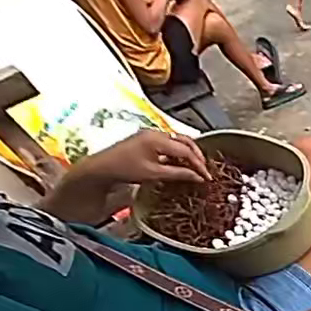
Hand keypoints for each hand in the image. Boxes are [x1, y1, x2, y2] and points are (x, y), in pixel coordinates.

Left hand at [72, 129, 211, 189]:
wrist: (103, 167)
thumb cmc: (126, 169)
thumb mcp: (155, 174)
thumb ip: (179, 174)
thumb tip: (198, 177)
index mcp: (157, 139)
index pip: (186, 150)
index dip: (199, 164)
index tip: (207, 177)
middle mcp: (155, 133)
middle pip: (184, 141)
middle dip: (197, 155)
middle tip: (205, 170)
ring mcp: (151, 135)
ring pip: (178, 141)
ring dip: (189, 154)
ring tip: (196, 167)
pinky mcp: (147, 140)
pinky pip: (169, 144)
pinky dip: (179, 153)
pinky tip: (181, 164)